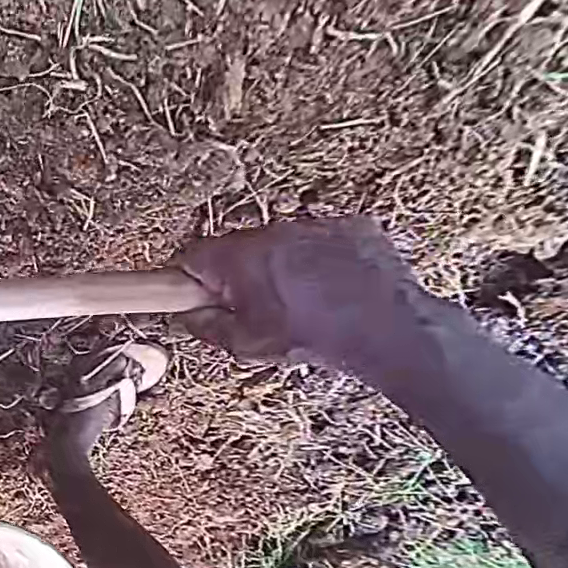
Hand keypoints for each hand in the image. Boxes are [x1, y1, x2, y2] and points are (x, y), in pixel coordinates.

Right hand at [177, 217, 460, 372]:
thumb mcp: (245, 345)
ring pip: (277, 243)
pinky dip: (314, 260)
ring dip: (275, 267)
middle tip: (247, 309)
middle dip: (234, 275)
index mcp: (239, 258)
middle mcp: (272, 230)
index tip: (194, 298)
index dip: (187, 280)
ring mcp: (312, 223)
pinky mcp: (347, 224)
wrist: (382, 325)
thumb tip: (186, 316)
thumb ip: (206, 326)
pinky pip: (317, 240)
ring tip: (294, 303)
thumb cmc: (308, 337)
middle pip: (235, 248)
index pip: (191, 257)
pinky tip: (326, 289)